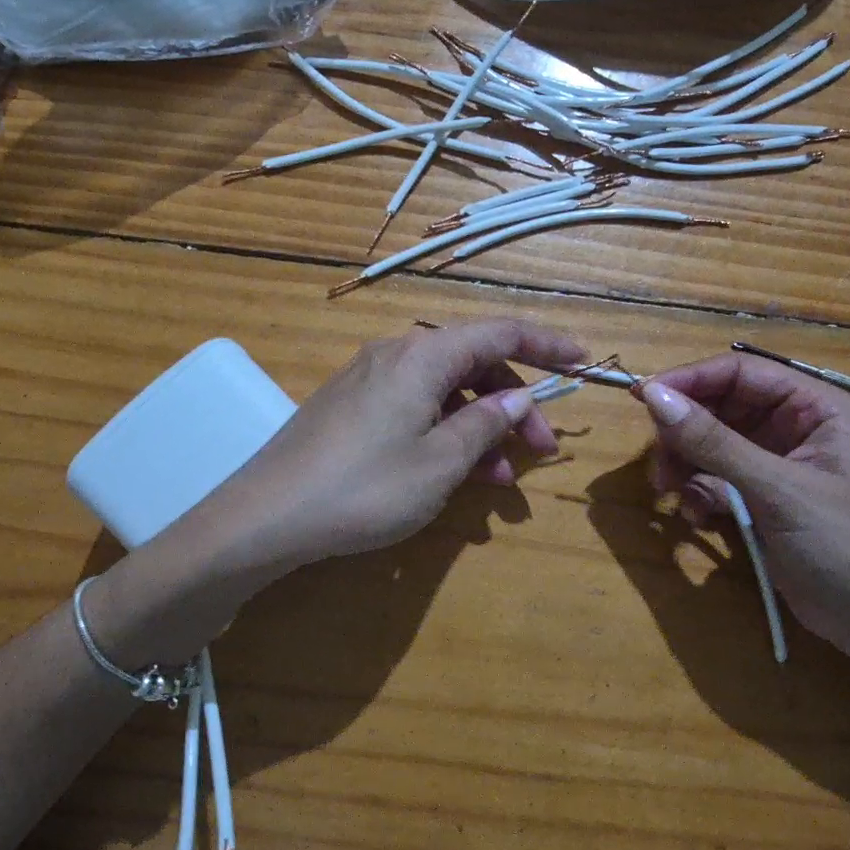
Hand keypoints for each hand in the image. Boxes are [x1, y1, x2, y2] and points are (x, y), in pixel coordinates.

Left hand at [182, 317, 585, 573]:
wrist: (266, 516)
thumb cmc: (364, 488)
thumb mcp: (439, 462)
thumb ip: (485, 425)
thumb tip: (519, 399)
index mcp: (423, 355)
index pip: (500, 332)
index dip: (547, 344)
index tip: (584, 362)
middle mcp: (396, 355)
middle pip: (473, 363)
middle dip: (515, 403)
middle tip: (543, 451)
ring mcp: (368, 381)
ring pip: (444, 391)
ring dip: (480, 428)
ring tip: (502, 480)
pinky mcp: (349, 409)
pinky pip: (414, 408)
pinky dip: (444, 434)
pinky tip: (456, 475)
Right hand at [632, 352, 849, 659]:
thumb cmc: (845, 544)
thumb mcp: (777, 490)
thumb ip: (714, 443)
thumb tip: (654, 397)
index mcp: (814, 407)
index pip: (739, 373)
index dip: (690, 380)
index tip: (642, 397)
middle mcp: (793, 426)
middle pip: (719, 407)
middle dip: (683, 433)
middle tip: (657, 463)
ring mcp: (775, 463)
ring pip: (710, 445)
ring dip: (683, 466)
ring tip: (668, 494)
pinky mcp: (760, 498)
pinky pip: (714, 479)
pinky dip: (697, 494)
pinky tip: (696, 518)